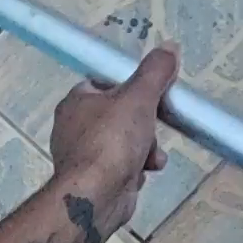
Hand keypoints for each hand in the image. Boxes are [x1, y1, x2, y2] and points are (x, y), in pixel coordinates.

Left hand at [48, 46, 179, 231]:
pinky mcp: (95, 179)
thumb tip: (169, 47)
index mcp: (74, 103)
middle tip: (156, 125)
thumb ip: (155, 71)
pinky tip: (145, 171)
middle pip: (119, 114)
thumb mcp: (138, 96)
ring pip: (125, 141)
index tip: (151, 91)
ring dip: (146, 147)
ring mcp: (83, 156)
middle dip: (145, 122)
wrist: (96, 195)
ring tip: (152, 156)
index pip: (103, 83)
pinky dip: (137, 167)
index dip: (129, 85)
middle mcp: (73, 128)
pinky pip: (122, 165)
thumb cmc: (112, 139)